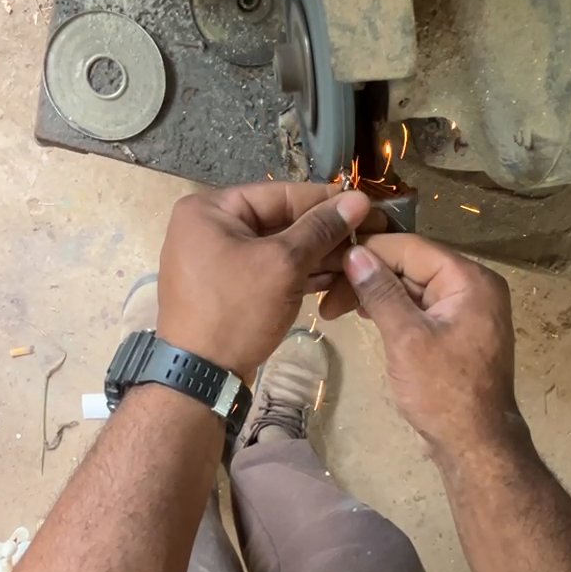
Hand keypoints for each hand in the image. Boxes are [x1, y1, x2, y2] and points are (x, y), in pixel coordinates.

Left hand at [157, 183, 370, 382]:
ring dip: (316, 255)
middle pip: (278, 221)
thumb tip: (359, 199)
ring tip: (358, 259)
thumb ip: (321, 230)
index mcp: (210, 209)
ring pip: (276, 249)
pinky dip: (297, 275)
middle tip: (368, 235)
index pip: (280, 194)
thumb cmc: (236, 312)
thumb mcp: (283, 265)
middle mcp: (208, 228)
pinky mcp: (227, 289)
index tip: (367, 205)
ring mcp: (215, 260)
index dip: (326, 201)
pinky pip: (267, 272)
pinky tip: (334, 279)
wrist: (201, 377)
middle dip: (323, 232)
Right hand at [331, 234, 526, 460]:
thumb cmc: (442, 391)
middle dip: (370, 276)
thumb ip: (380, 292)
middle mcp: (473, 287)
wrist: (474, 443)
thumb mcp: (406, 337)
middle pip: (413, 266)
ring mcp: (466, 310)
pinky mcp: (455, 331)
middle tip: (328, 294)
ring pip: (413, 288)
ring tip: (336, 306)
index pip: (413, 248)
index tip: (330, 259)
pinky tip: (364, 314)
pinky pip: (420, 308)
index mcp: (470, 280)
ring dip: (376, 294)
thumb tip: (354, 254)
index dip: (371, 250)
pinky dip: (393, 310)